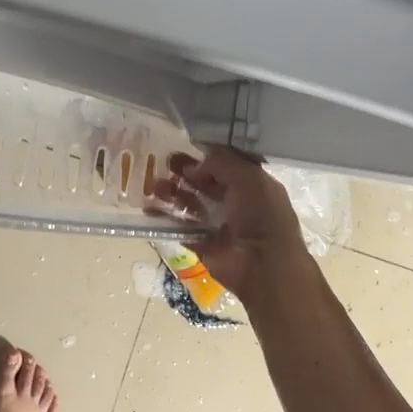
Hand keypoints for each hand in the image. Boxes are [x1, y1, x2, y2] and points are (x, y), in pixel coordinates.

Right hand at [153, 146, 309, 301]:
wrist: (263, 266)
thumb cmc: (262, 216)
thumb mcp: (248, 178)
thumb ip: (221, 163)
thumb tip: (193, 166)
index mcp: (253, 185)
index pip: (227, 165)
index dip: (207, 155)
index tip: (185, 145)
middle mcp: (236, 203)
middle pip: (205, 183)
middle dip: (185, 172)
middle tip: (165, 162)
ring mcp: (218, 225)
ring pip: (191, 203)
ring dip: (173, 192)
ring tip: (156, 186)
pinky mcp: (202, 244)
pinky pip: (180, 227)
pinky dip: (164, 218)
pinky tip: (149, 208)